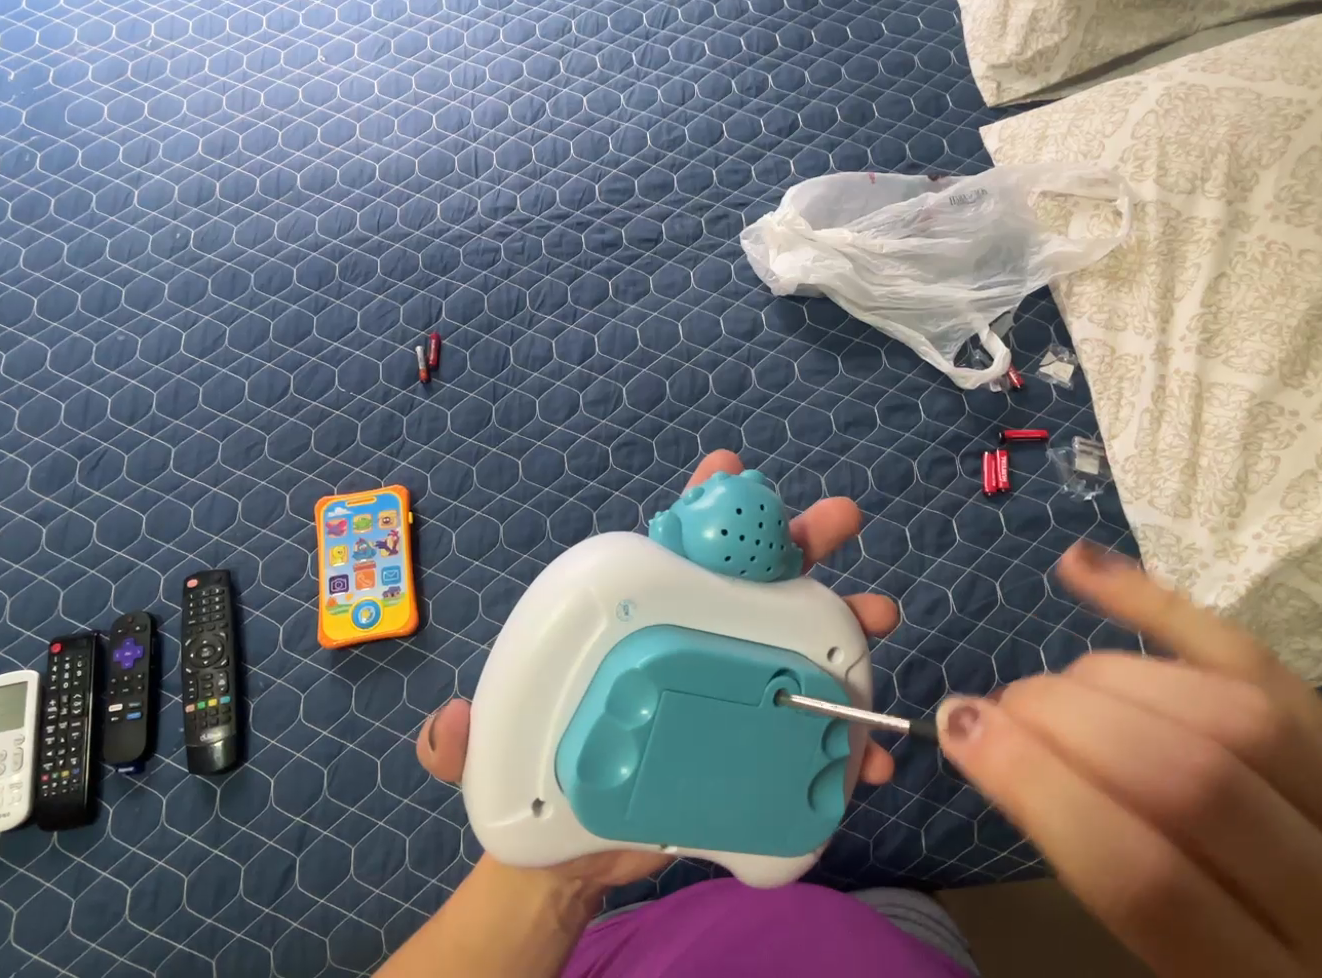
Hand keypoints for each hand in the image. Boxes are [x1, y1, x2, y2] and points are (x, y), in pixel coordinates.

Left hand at [415, 449, 900, 893]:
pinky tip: (867, 749)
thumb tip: (446, 726)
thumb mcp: (492, 759)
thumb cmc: (540, 779)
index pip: (669, 551)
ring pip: (796, 642)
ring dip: (842, 624)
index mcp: (636, 622)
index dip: (700, 504)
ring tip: (875, 618)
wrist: (576, 857)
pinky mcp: (751, 745)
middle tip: (838, 520)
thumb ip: (460, 742)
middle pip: (752, 581)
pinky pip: (809, 729)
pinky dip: (843, 732)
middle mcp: (691, 642)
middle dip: (799, 543)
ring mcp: (728, 690)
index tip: (727, 465)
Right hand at [935, 542, 1321, 976]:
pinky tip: (1082, 569)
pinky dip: (1162, 606)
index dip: (1037, 785)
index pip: (1145, 876)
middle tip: (997, 710)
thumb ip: (1108, 881)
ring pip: (1234, 715)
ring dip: (1105, 677)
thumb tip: (990, 744)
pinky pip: (1264, 667)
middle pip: (1191, 778)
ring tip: (1045, 686)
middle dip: (1063, 720)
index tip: (959, 728)